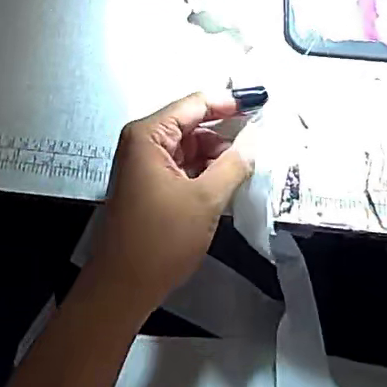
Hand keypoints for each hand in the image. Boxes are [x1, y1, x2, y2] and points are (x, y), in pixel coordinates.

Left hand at [82, 92, 255, 315]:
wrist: (123, 283)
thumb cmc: (161, 238)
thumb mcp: (205, 199)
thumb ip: (233, 164)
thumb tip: (255, 138)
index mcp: (148, 134)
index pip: (193, 105)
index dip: (228, 103)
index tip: (260, 103)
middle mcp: (142, 141)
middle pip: (191, 123)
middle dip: (225, 131)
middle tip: (262, 138)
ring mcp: (143, 163)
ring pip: (189, 146)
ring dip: (216, 154)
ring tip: (250, 164)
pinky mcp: (149, 183)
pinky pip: (182, 165)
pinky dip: (205, 170)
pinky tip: (229, 179)